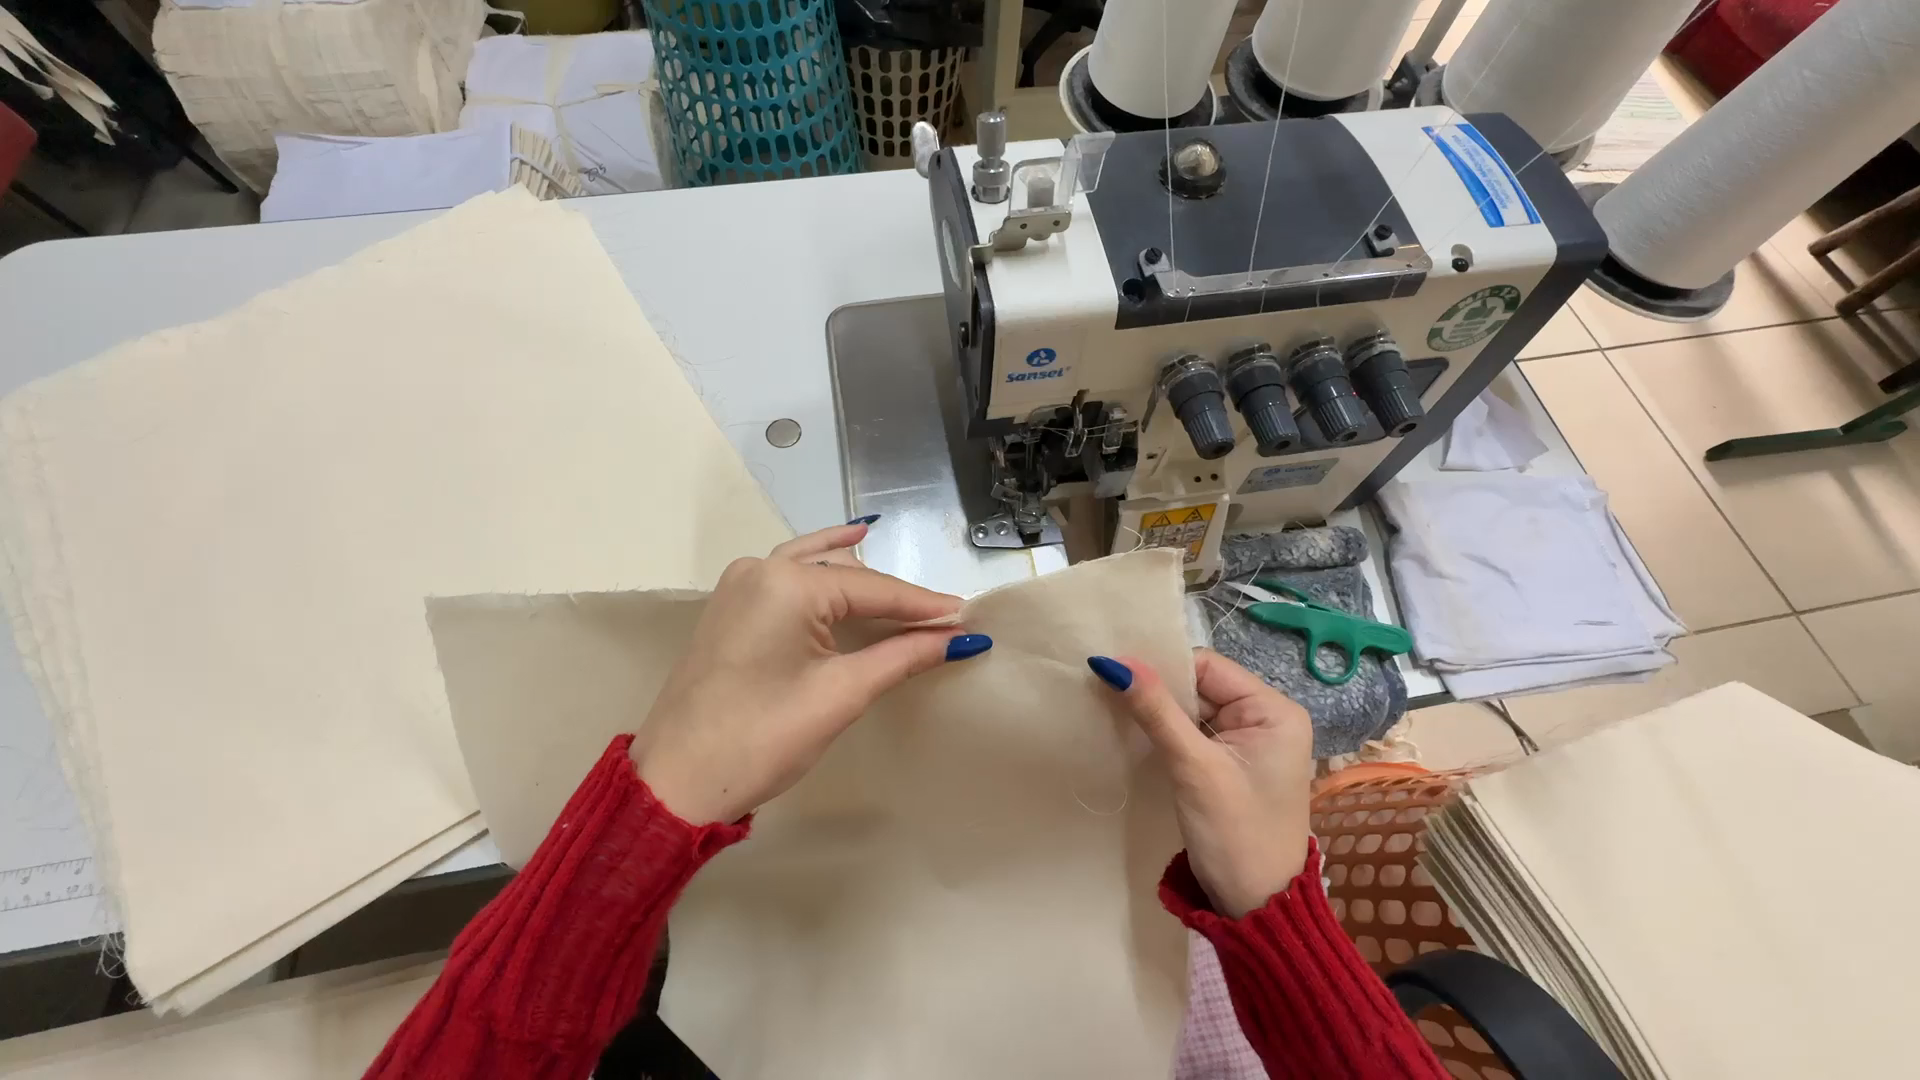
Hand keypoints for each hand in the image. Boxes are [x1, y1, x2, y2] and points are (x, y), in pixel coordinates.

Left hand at [629, 522, 990, 824]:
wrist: (674, 781)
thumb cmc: (760, 739)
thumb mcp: (840, 695)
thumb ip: (901, 656)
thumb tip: (957, 638)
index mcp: (786, 583)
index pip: (873, 589)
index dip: (923, 607)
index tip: (966, 617)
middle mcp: (761, 569)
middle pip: (846, 577)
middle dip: (894, 599)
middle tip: (944, 617)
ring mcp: (740, 584)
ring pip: (816, 568)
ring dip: (860, 577)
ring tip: (905, 590)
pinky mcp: (731, 605)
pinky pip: (787, 575)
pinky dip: (820, 566)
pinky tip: (846, 547)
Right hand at [1090, 649, 1314, 916]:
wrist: (1257, 908)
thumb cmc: (1235, 833)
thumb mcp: (1193, 767)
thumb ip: (1155, 710)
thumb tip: (1110, 661)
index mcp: (1275, 710)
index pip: (1208, 667)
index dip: (1164, 668)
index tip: (1116, 674)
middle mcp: (1267, 718)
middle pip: (1200, 686)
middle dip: (1159, 691)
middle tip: (1107, 690)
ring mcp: (1250, 743)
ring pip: (1193, 710)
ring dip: (1160, 714)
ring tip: (1114, 710)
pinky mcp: (1233, 765)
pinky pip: (1195, 734)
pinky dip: (1168, 734)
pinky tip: (1136, 735)